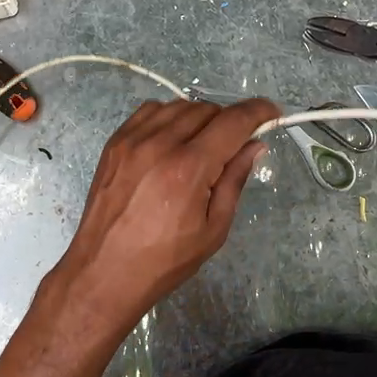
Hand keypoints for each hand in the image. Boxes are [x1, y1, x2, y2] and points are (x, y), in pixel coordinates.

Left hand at [48, 98, 278, 333]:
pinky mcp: (115, 141)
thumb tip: (255, 145)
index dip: (258, 112)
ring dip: (199, 117)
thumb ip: (235, 180)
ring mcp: (133, 138)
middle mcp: (160, 143)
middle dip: (228, 120)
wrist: (104, 271)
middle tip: (235, 144)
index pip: (233, 122)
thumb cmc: (165, 260)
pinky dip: (169, 116)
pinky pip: (150, 110)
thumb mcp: (213, 229)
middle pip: (207, 109)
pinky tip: (172, 139)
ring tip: (203, 144)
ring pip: (179, 105)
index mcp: (188, 168)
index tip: (272, 113)